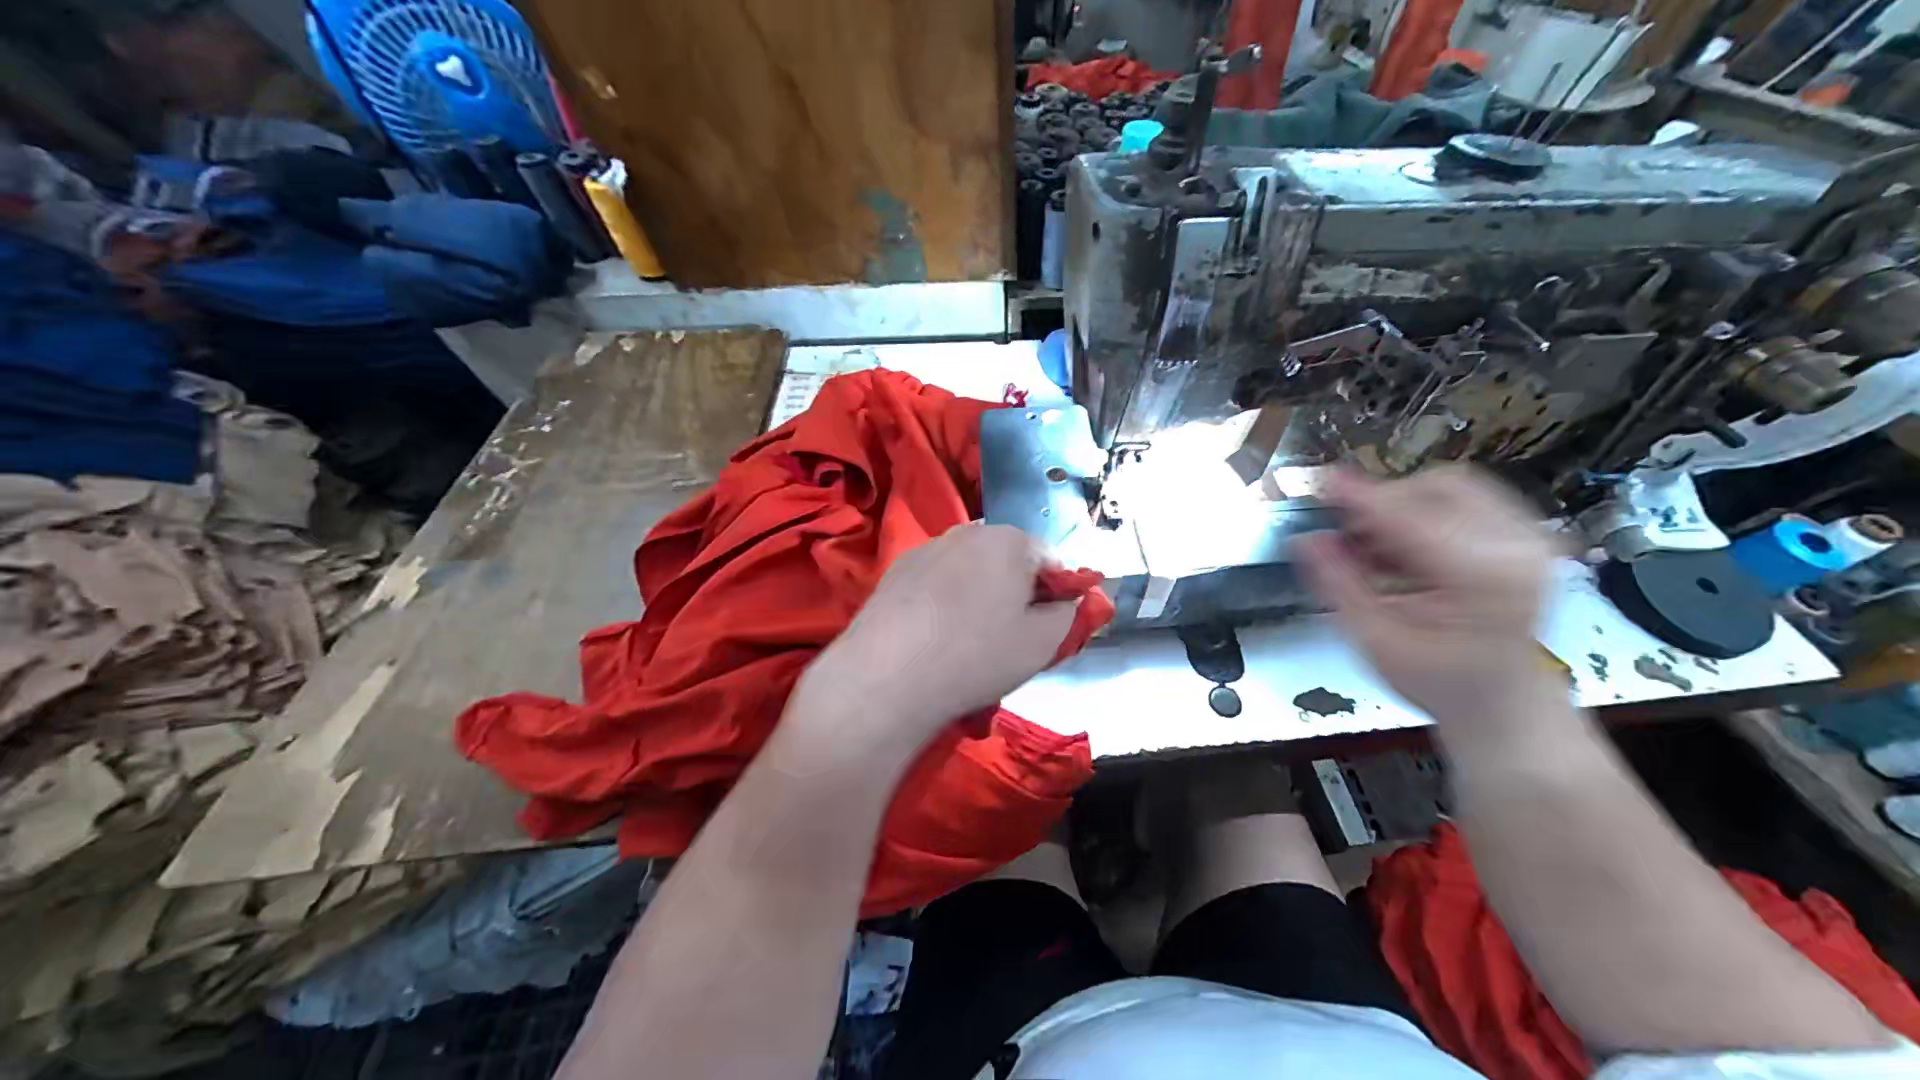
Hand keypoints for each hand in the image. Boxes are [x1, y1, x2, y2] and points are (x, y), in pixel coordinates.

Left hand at [788, 524, 1084, 760]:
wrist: (886, 677)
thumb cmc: (976, 656)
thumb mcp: (1043, 643)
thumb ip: (1069, 615)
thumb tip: (1068, 602)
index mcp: (1009, 540)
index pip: (1050, 559)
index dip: (1057, 594)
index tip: (1048, 629)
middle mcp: (967, 532)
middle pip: (1007, 560)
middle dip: (1016, 592)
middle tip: (1010, 638)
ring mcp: (926, 549)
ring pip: (969, 571)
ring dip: (978, 596)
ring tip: (968, 642)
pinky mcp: (894, 572)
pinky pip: (936, 583)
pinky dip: (944, 603)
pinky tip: (934, 638)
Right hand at [1295, 465, 1562, 727]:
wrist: (1504, 703)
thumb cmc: (1440, 682)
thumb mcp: (1375, 641)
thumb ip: (1340, 586)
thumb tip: (1306, 540)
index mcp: (1483, 578)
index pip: (1411, 518)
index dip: (1362, 498)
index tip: (1323, 481)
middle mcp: (1518, 548)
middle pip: (1438, 487)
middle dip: (1385, 501)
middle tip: (1350, 533)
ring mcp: (1531, 538)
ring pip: (1453, 487)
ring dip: (1404, 505)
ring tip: (1378, 546)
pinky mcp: (1529, 536)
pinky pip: (1469, 499)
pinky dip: (1426, 512)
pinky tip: (1406, 548)